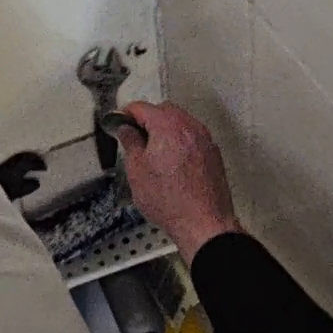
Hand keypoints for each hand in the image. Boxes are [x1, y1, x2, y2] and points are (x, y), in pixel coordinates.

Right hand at [115, 102, 244, 259]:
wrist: (203, 224)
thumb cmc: (168, 200)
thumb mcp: (136, 170)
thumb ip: (130, 143)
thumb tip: (126, 130)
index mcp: (167, 125)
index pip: (142, 107)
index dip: (126, 114)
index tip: (119, 125)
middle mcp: (189, 127)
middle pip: (164, 110)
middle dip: (147, 119)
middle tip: (135, 137)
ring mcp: (204, 139)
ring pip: (180, 122)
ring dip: (165, 129)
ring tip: (153, 152)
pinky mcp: (213, 154)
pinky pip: (192, 137)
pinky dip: (180, 141)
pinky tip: (172, 162)